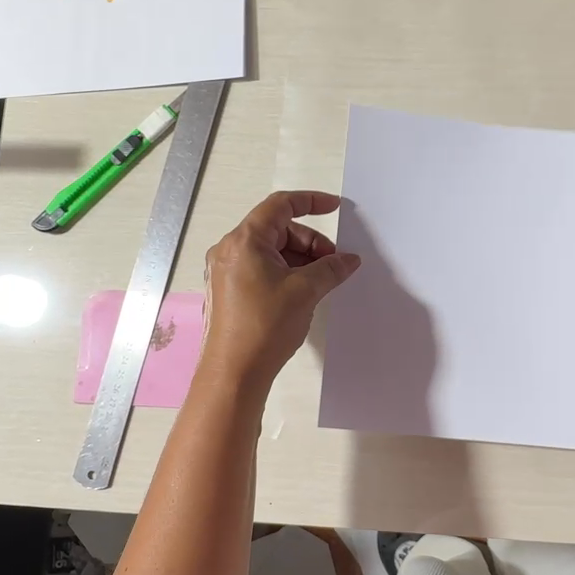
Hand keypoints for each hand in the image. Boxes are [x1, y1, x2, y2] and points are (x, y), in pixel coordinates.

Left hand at [202, 191, 360, 390]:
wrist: (233, 373)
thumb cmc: (264, 327)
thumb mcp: (306, 291)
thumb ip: (330, 268)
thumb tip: (348, 259)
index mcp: (244, 241)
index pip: (280, 206)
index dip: (311, 202)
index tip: (336, 207)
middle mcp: (229, 251)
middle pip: (277, 230)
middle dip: (310, 242)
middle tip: (333, 263)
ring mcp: (226, 272)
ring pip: (271, 252)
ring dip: (300, 260)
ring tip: (322, 282)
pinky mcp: (229, 292)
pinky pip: (262, 269)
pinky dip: (286, 273)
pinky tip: (304, 292)